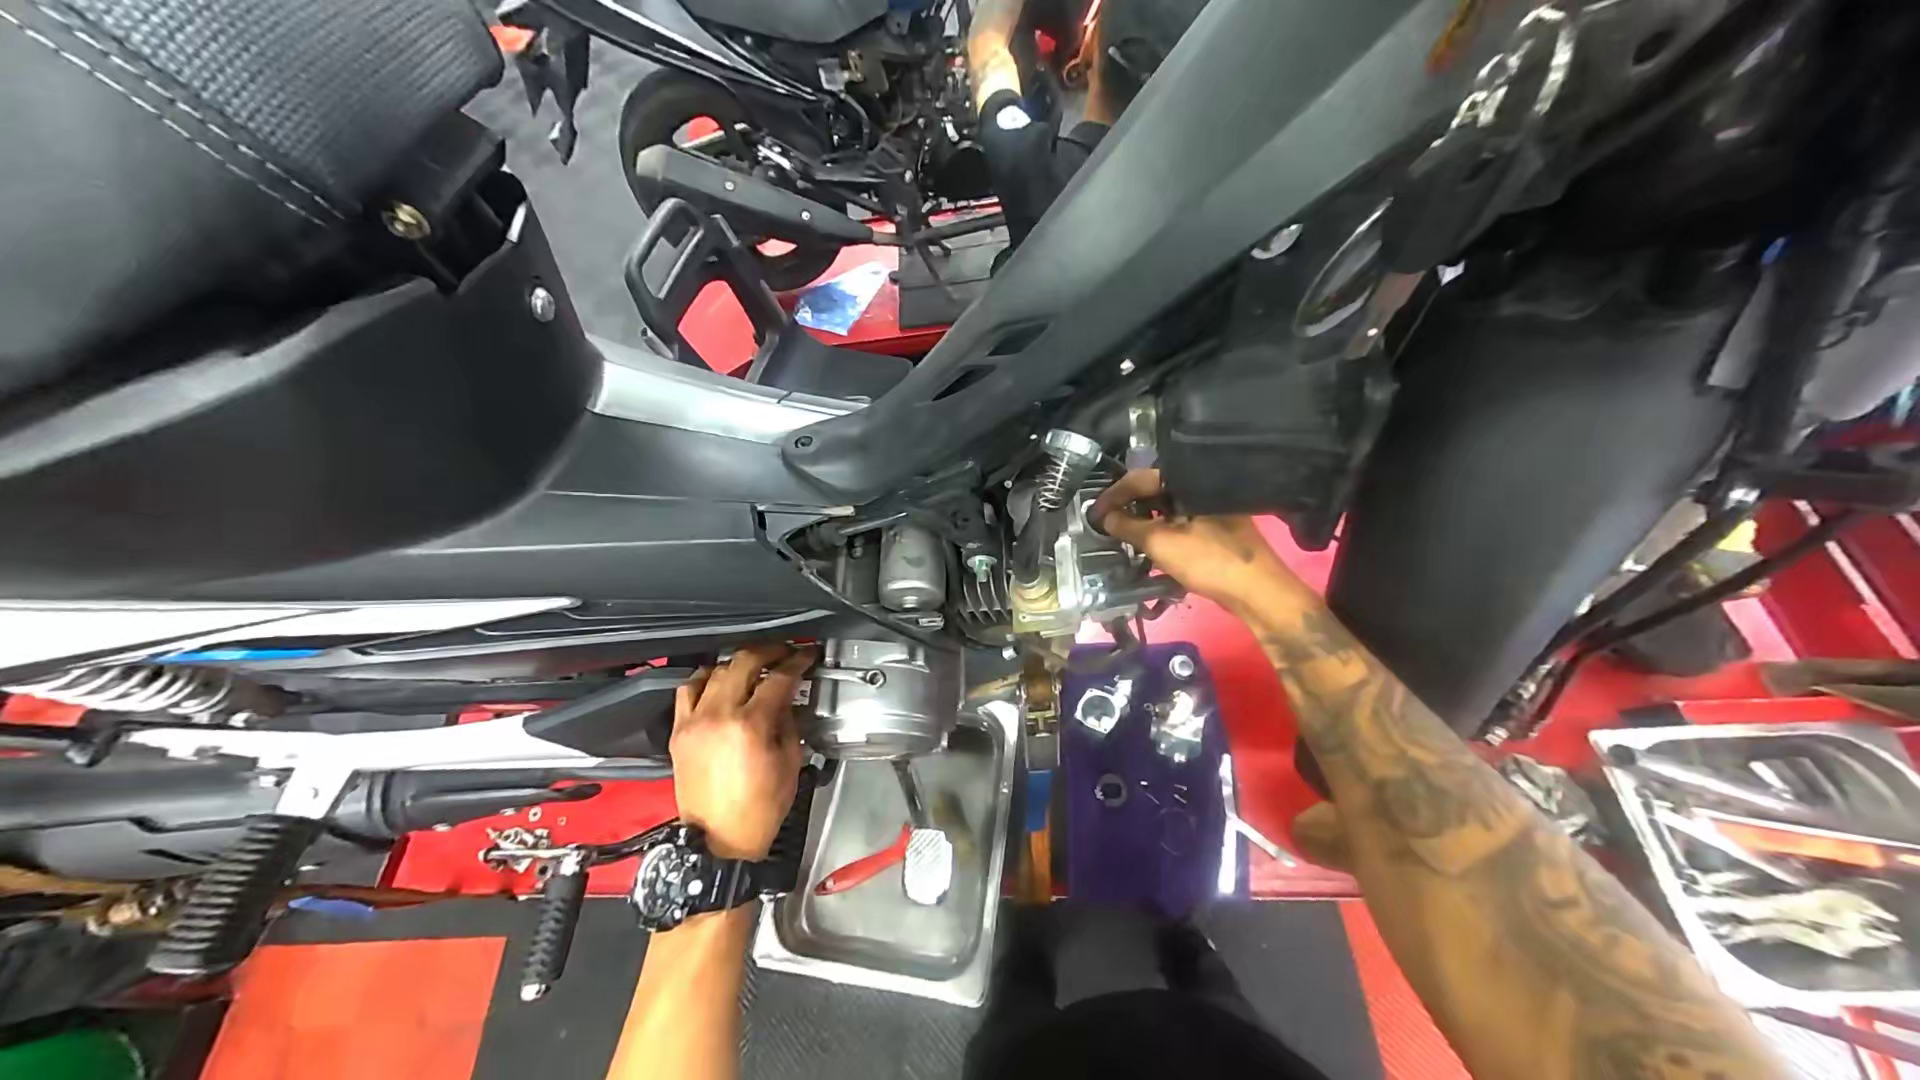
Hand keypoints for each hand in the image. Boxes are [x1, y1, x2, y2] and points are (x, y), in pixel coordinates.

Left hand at [669, 643, 815, 860]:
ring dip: (740, 662)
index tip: (807, 655)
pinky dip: (706, 678)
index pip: (779, 677)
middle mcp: (718, 715)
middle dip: (771, 651)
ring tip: (756, 665)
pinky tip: (720, 681)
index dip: (798, 661)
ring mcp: (694, 721)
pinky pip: (688, 689)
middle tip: (785, 652)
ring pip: (716, 669)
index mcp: (750, 725)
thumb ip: (788, 720)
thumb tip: (787, 697)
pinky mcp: (679, 730)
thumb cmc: (758, 809)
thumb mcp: (789, 761)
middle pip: (745, 661)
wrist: (719, 841)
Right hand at [1090, 469, 1295, 612]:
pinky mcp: (1216, 525)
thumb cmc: (1209, 561)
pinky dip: (1161, 528)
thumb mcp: (1160, 543)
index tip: (1094, 512)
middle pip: (1154, 490)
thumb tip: (1104, 517)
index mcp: (1191, 482)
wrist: (1258, 592)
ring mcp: (1212, 507)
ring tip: (1122, 533)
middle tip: (1105, 522)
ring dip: (1143, 518)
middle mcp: (1202, 487)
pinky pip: (1180, 519)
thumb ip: (1127, 526)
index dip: (1113, 495)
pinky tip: (1148, 541)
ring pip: (1167, 506)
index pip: (1141, 478)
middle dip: (1128, 506)